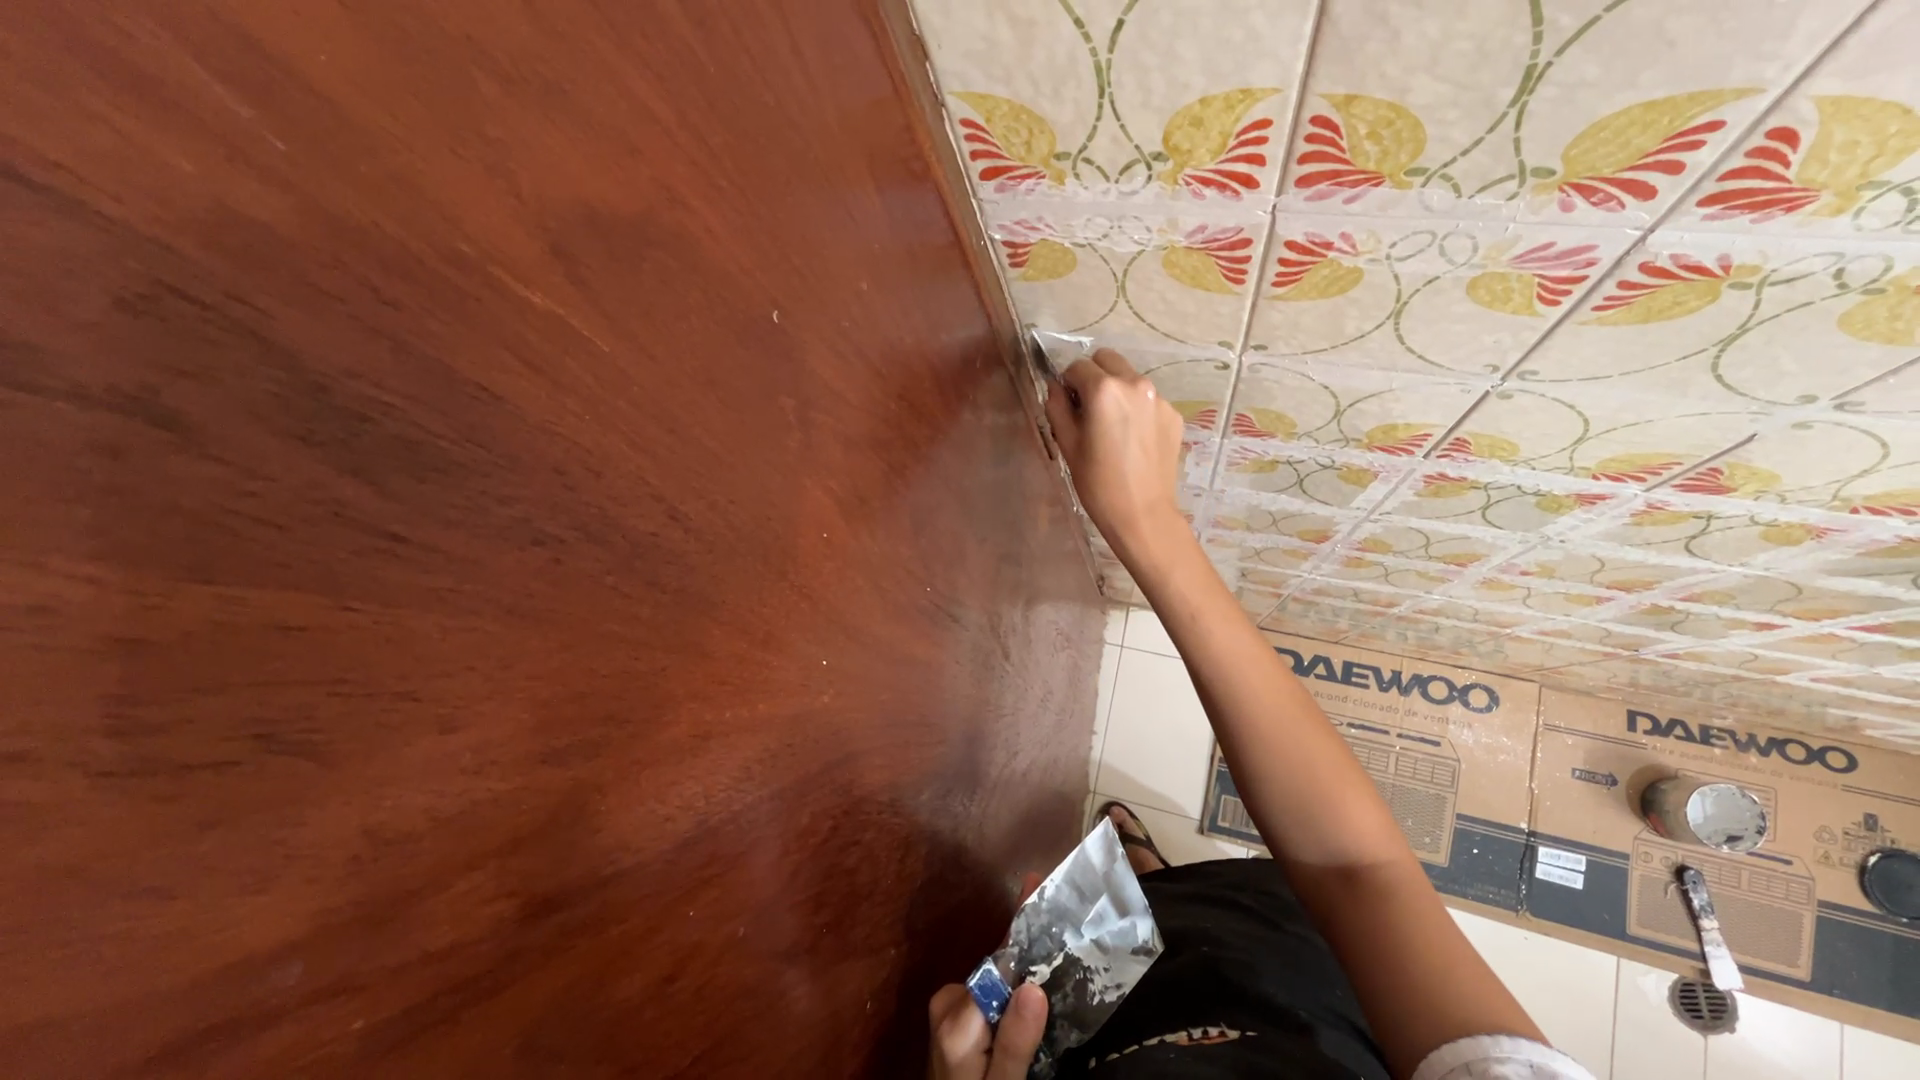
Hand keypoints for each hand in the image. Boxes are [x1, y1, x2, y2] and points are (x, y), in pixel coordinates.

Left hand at [926, 981, 1047, 1079]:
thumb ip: (1016, 1040)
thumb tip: (1034, 987)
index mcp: (956, 1017)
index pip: (998, 973)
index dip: (1026, 980)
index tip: (1047, 998)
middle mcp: (944, 1004)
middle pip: (993, 981)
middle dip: (1016, 999)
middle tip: (1038, 1028)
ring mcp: (942, 1011)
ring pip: (988, 992)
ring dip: (1007, 1010)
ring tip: (1024, 1038)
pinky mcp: (946, 1021)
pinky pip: (979, 1004)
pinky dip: (995, 1018)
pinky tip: (1005, 1041)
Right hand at [1044, 348, 1186, 560]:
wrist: (1143, 514)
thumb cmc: (1098, 484)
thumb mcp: (1068, 446)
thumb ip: (1057, 407)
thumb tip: (1056, 388)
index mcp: (1104, 390)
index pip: (1077, 366)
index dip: (1067, 383)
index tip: (1067, 405)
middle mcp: (1135, 384)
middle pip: (1107, 360)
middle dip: (1094, 376)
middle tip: (1089, 409)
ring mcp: (1159, 398)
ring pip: (1130, 378)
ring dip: (1117, 390)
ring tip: (1113, 427)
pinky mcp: (1173, 414)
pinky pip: (1148, 399)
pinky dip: (1137, 409)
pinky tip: (1133, 440)